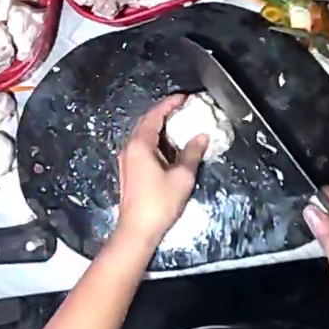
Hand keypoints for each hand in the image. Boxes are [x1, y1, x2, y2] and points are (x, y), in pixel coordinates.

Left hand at [114, 94, 206, 247]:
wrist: (136, 231)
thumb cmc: (159, 202)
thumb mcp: (182, 177)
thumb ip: (192, 153)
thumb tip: (202, 136)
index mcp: (141, 143)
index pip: (155, 115)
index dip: (170, 104)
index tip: (185, 97)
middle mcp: (130, 146)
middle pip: (147, 121)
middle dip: (164, 112)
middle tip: (183, 108)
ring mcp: (127, 158)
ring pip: (143, 133)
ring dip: (160, 126)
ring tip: (179, 123)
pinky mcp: (128, 169)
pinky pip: (142, 145)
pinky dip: (155, 139)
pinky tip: (168, 146)